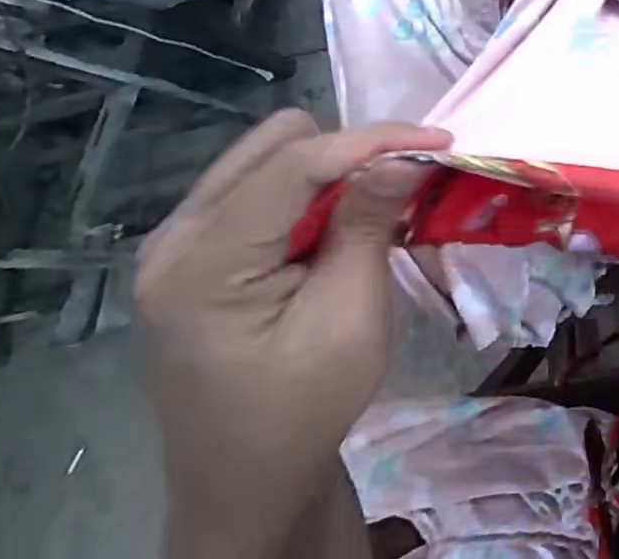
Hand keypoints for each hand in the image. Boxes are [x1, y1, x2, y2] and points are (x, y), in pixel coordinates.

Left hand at [135, 109, 448, 555]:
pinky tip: (344, 224)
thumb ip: (368, 225)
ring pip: (271, 156)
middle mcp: (176, 236)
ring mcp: (181, 241)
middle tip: (407, 181)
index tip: (442, 140)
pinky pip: (264, 185)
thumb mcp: (350, 318)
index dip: (374, 140)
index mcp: (202, 263)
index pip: (295, 163)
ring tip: (379, 205)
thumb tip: (405, 155)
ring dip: (337, 168)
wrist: (248, 478)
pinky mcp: (200, 249)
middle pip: (276, 144)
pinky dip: (318, 189)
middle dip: (353, 151)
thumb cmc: (303, 406)